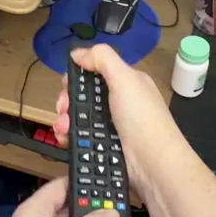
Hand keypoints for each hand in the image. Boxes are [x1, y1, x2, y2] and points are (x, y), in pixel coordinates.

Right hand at [55, 43, 182, 182]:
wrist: (152, 164)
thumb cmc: (140, 117)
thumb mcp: (125, 78)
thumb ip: (101, 58)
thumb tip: (76, 52)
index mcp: (126, 83)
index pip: (95, 73)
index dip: (77, 77)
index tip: (66, 85)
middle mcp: (117, 103)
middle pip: (82, 96)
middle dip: (67, 100)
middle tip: (63, 108)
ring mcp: (109, 127)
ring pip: (77, 117)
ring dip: (64, 119)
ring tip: (62, 127)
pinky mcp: (102, 147)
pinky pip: (79, 138)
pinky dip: (68, 137)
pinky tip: (64, 139)